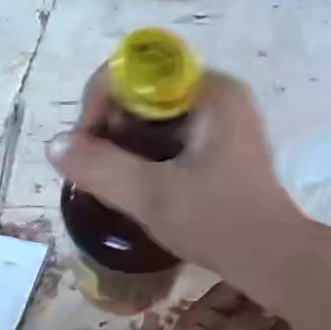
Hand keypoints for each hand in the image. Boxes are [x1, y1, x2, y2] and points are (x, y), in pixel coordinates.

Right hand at [47, 68, 301, 276]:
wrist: (274, 259)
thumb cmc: (219, 222)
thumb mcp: (151, 195)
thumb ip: (99, 167)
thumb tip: (56, 145)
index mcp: (212, 91)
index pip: (140, 70)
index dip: (101, 99)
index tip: (85, 143)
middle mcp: (221, 95)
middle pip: (146, 89)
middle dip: (111, 122)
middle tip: (92, 163)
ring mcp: (225, 119)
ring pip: (156, 113)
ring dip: (125, 139)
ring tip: (107, 174)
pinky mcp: (223, 143)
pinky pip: (172, 132)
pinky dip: (146, 149)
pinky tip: (132, 179)